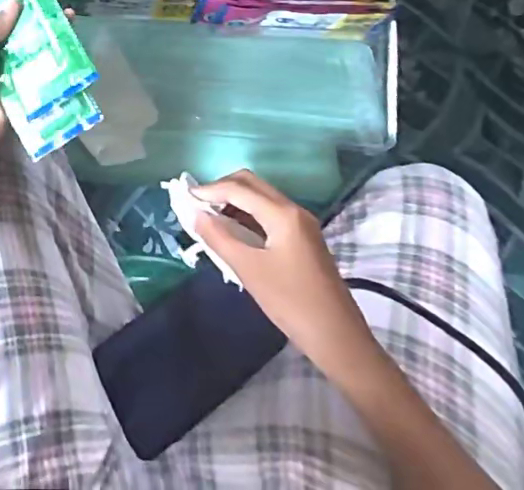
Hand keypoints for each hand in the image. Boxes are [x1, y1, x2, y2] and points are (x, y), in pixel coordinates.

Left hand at [0, 0, 73, 171]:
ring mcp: (13, 70)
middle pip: (23, 21)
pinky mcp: (27, 88)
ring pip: (37, 39)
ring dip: (53, 19)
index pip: (1, 10)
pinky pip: (44, 65)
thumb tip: (16, 2)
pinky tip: (71, 31)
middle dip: (41, 0)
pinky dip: (58, 49)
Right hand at [194, 170, 375, 369]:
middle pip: (251, 184)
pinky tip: (233, 232)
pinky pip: (269, 214)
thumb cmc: (291, 302)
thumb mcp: (248, 269)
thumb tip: (194, 214)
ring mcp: (302, 225)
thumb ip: (218, 237)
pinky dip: (247, 215)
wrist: (339, 340)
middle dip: (222, 189)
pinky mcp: (303, 239)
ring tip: (210, 218)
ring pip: (261, 198)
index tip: (185, 198)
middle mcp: (294, 211)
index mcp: (283, 214)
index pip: (238, 189)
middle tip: (198, 204)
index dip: (209, 190)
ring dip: (234, 201)